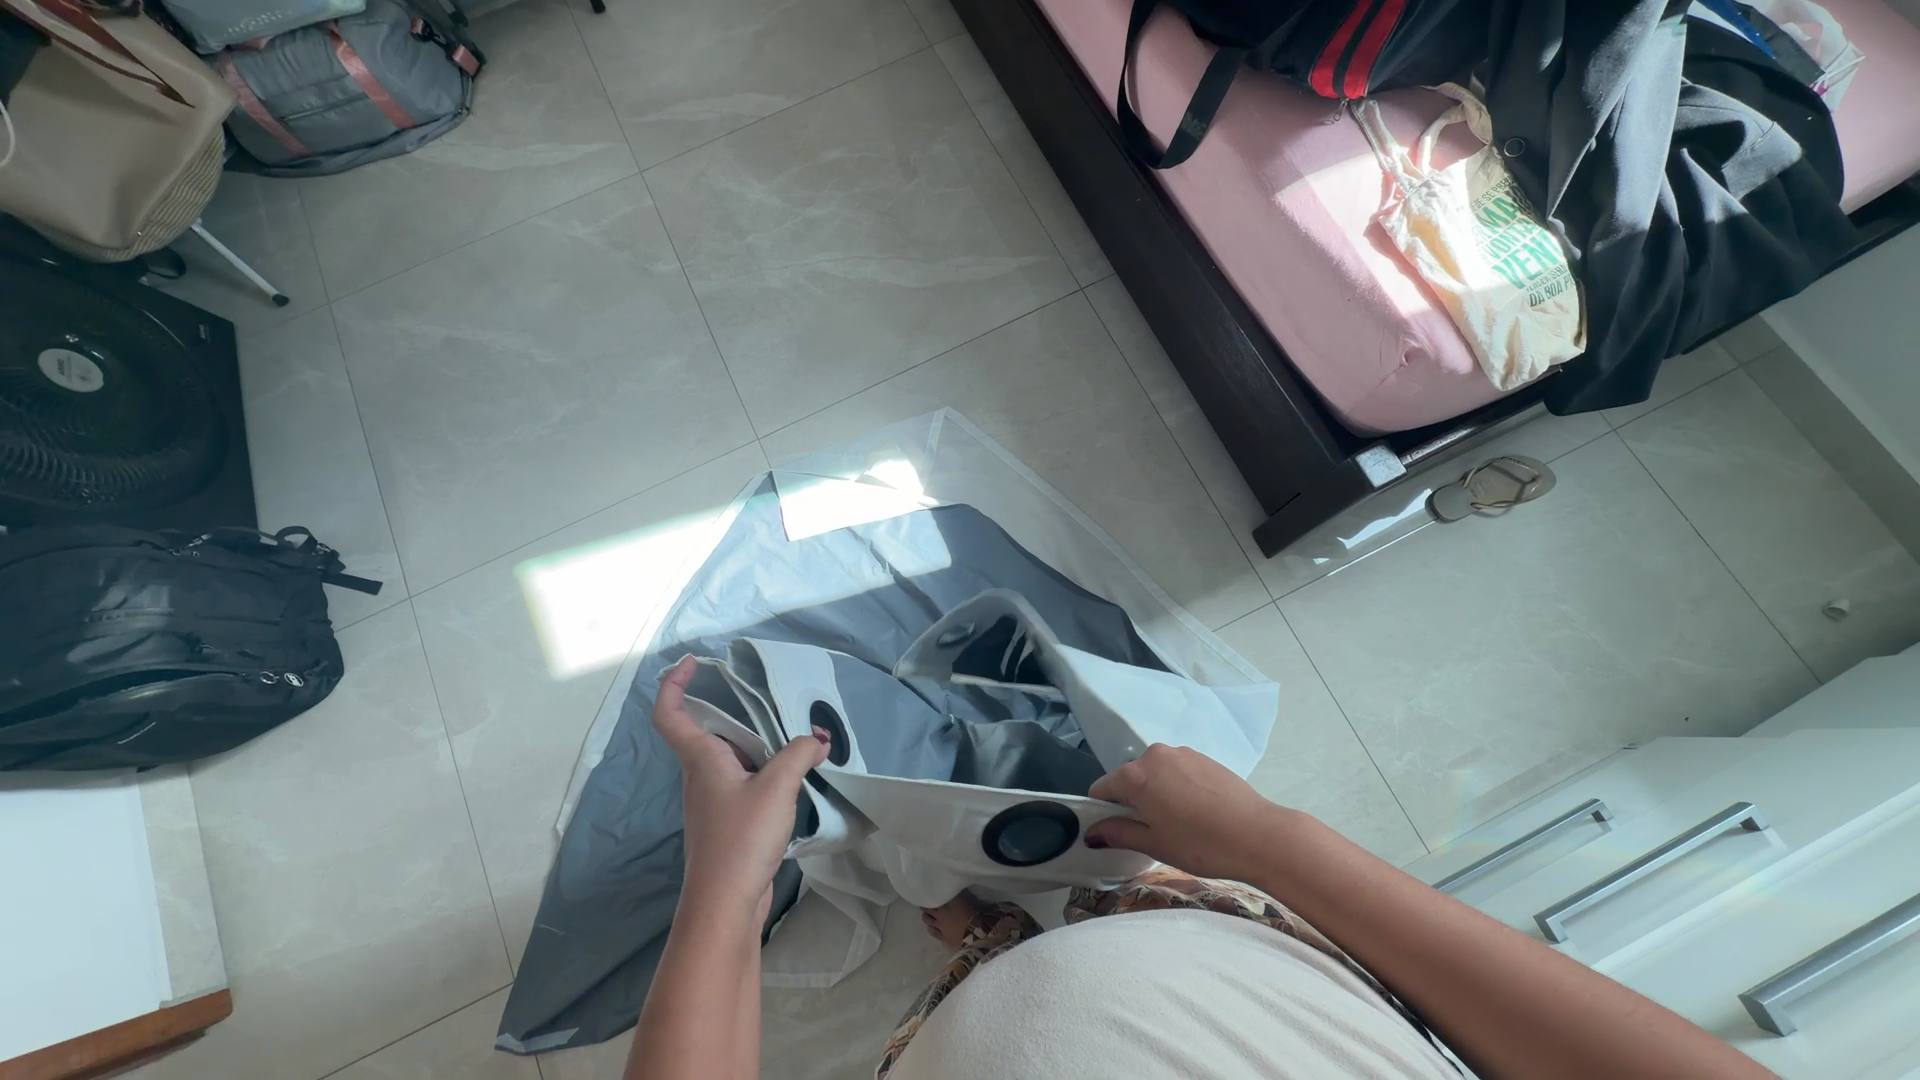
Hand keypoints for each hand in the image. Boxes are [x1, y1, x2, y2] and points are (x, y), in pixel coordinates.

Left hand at [653, 655, 827, 914]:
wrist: (726, 903)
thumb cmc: (740, 838)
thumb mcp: (778, 787)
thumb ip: (800, 753)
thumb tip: (819, 739)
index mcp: (701, 759)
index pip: (670, 713)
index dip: (673, 684)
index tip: (693, 663)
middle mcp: (702, 775)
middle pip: (709, 730)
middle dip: (736, 709)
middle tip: (771, 697)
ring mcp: (714, 799)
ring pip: (731, 756)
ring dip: (759, 742)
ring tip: (795, 733)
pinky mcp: (729, 820)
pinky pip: (745, 779)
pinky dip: (767, 768)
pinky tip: (795, 774)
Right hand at [1083, 743, 1291, 881]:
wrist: (1259, 834)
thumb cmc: (1200, 844)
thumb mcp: (1154, 844)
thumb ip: (1117, 833)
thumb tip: (1091, 833)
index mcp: (1134, 775)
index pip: (1102, 788)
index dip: (1103, 811)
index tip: (1117, 832)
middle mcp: (1153, 754)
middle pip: (1129, 778)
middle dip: (1132, 801)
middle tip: (1153, 831)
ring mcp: (1181, 752)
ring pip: (1155, 773)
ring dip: (1156, 793)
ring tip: (1179, 822)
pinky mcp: (1203, 756)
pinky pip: (1177, 770)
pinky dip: (1177, 787)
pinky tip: (1197, 810)